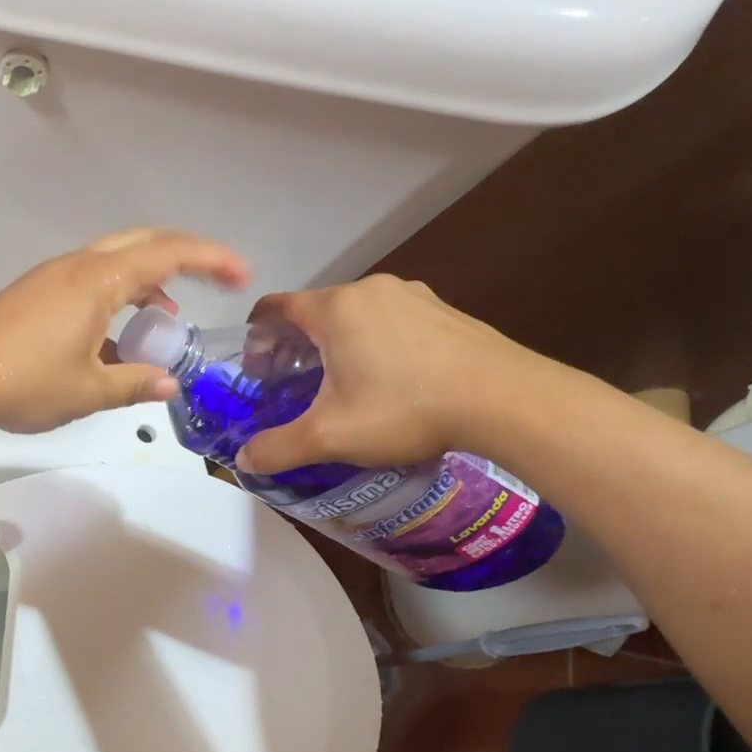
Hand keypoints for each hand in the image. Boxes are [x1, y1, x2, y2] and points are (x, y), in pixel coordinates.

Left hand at [0, 229, 248, 433]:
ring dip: (144, 282)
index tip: (242, 275)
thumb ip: (133, 384)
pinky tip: (111, 336)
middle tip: (211, 282)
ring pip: (111, 262)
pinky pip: (86, 281)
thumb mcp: (86, 392)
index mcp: (98, 281)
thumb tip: (170, 384)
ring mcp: (48, 277)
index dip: (212, 259)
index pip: (168, 254)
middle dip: (182, 257)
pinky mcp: (30, 294)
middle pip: (141, 243)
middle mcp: (76, 266)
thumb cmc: (21, 383)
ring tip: (162, 321)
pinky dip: (114, 296)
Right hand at [235, 275, 554, 472]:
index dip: (255, 338)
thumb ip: (277, 448)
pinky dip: (375, 347)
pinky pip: (392, 324)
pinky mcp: (446, 314)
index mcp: (336, 308)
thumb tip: (244, 461)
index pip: (275, 307)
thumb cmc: (404, 408)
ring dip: (336, 346)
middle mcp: (372, 291)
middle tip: (291, 386)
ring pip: (355, 318)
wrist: (507, 402)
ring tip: (338, 387)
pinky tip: (387, 385)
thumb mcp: (328, 437)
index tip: (255, 371)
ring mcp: (415, 297)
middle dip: (295, 347)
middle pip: (315, 312)